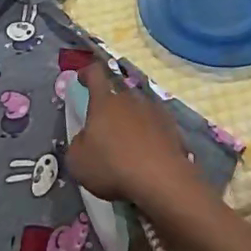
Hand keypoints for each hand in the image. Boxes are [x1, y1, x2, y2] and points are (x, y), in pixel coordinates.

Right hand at [67, 62, 205, 209]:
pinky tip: (147, 151)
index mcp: (105, 101)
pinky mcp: (172, 125)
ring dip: (131, 119)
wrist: (160, 178)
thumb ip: (79, 142)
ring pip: (138, 108)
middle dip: (110, 105)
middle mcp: (131, 98)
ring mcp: (155, 109)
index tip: (81, 78)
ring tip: (127, 142)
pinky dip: (149, 133)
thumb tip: (86, 136)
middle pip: (118, 92)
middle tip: (104, 125)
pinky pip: (155, 123)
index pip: (95, 73)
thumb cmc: (112, 165)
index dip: (86, 72)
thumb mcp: (78, 160)